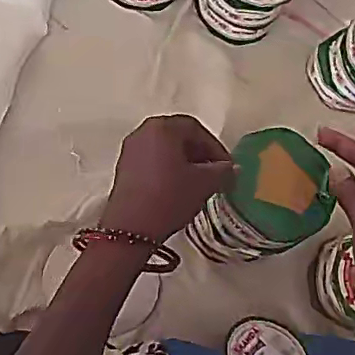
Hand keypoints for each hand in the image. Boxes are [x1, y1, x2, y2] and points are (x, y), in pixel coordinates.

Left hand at [99, 115, 235, 241]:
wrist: (132, 227)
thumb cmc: (170, 196)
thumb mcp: (204, 183)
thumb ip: (223, 171)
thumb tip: (231, 169)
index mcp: (163, 127)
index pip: (196, 129)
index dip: (215, 147)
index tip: (227, 167)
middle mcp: (143, 132)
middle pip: (178, 137)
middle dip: (200, 154)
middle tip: (215, 173)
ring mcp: (130, 150)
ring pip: (165, 150)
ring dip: (184, 163)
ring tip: (199, 184)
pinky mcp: (123, 169)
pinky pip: (152, 162)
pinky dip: (168, 170)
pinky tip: (178, 190)